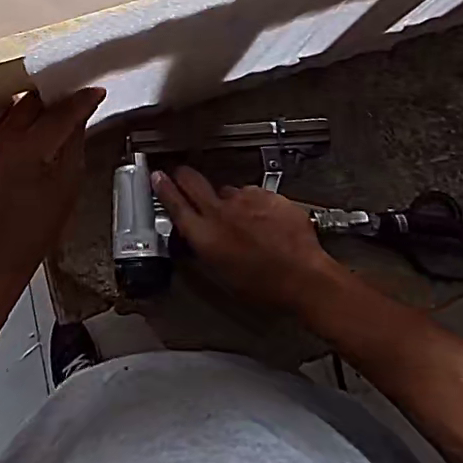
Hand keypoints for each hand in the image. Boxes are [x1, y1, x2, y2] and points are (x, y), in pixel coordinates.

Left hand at [0, 88, 103, 279]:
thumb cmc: (39, 224)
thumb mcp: (68, 183)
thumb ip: (74, 143)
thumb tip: (80, 116)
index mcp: (28, 148)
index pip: (60, 113)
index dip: (82, 101)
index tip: (97, 92)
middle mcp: (4, 138)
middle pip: (34, 101)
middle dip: (57, 98)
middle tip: (77, 100)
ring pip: (17, 107)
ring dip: (38, 105)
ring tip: (58, 111)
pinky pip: (5, 120)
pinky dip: (22, 117)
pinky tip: (35, 127)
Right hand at [152, 166, 346, 313]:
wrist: (304, 276)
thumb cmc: (267, 287)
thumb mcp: (224, 275)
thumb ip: (207, 249)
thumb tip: (202, 238)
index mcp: (205, 236)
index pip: (175, 204)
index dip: (163, 188)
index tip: (158, 177)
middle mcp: (221, 212)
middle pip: (192, 182)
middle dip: (183, 176)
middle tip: (181, 175)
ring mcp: (245, 199)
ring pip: (228, 191)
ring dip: (230, 201)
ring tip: (246, 222)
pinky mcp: (266, 194)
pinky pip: (253, 194)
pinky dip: (256, 205)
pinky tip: (266, 222)